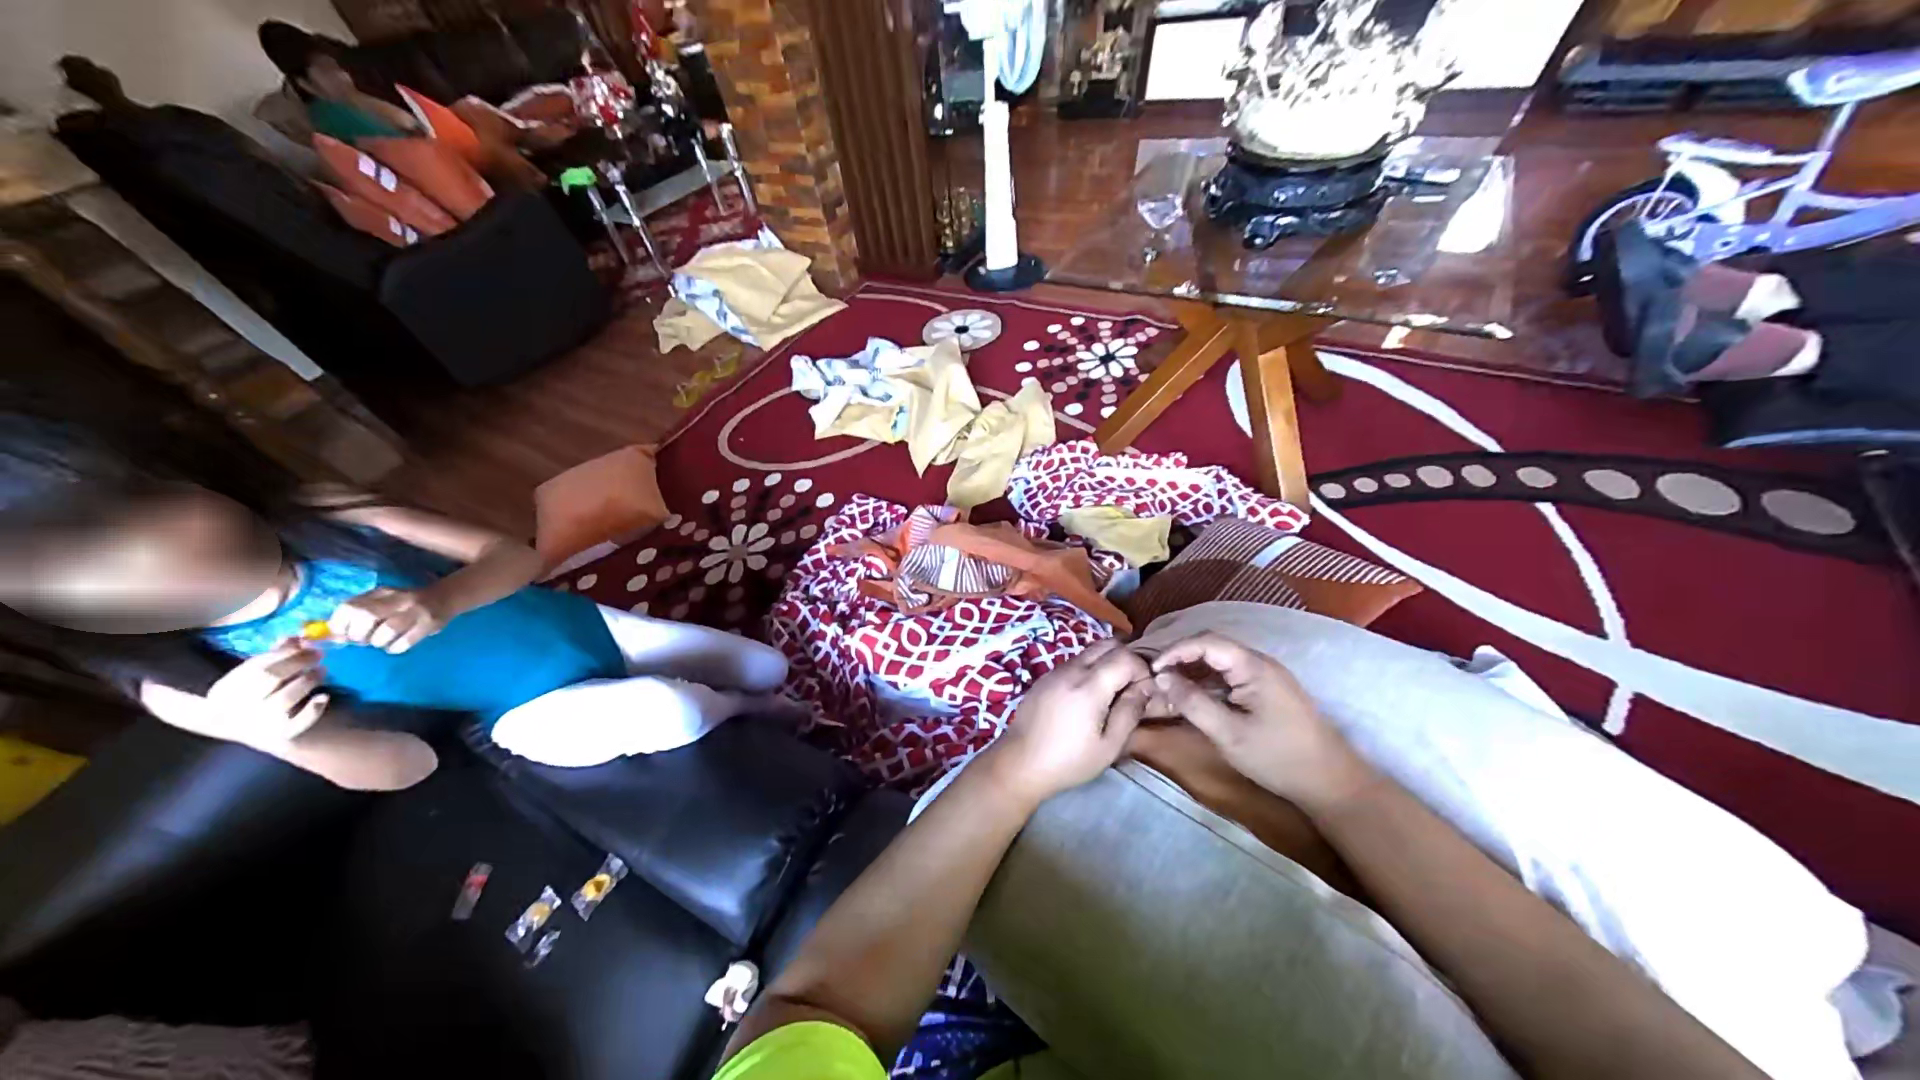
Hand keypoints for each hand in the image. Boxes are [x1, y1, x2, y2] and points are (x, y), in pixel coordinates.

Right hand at [197, 639, 330, 743]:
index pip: (253, 667)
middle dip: (297, 661)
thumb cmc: (264, 697)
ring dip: (307, 680)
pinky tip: (323, 697)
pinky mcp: (281, 736)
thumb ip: (275, 657)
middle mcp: (235, 709)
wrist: (272, 734)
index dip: (280, 654)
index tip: (302, 643)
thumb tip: (294, 637)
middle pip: (268, 678)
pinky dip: (312, 710)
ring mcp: (258, 724)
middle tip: (318, 653)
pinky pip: (298, 724)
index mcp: (225, 691)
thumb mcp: (260, 677)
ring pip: (283, 699)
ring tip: (322, 670)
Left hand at [329, 586, 443, 652]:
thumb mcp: (382, 603)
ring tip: (381, 643)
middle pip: (366, 616)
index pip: (350, 606)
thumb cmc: (406, 604)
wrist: (446, 597)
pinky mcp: (429, 624)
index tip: (341, 633)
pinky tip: (396, 646)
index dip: (340, 623)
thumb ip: (358, 616)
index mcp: (381, 593)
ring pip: (387, 631)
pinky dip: (395, 648)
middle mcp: (398, 599)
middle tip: (362, 640)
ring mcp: (416, 611)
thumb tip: (332, 637)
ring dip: (378, 642)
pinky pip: (405, 641)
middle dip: (358, 634)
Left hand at [983, 638, 1151, 805]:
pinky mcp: (1045, 677)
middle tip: (1133, 686)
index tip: (1145, 691)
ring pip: (1090, 650)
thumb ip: (1129, 712)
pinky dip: (1090, 668)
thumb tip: (1144, 688)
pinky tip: (1088, 696)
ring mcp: (1055, 670)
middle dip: (1126, 658)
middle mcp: (1071, 670)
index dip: (1142, 669)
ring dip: (1107, 662)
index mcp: (1089, 686)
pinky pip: (1074, 661)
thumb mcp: (1109, 746)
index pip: (1125, 656)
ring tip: (1112, 692)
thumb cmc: (1068, 761)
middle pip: (1107, 644)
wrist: (1019, 763)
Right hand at [1147, 632, 1374, 813]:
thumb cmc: (1277, 758)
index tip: (1152, 670)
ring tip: (1170, 687)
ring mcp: (1267, 675)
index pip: (1206, 641)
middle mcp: (1261, 662)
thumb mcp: (1228, 734)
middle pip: (1213, 645)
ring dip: (1194, 669)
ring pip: (1221, 660)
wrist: (1330, 781)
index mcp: (1253, 666)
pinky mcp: (1268, 689)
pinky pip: (1232, 674)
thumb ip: (1192, 703)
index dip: (1174, 651)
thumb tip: (1161, 678)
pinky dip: (1208, 681)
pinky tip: (1195, 697)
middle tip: (1157, 676)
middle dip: (1181, 657)